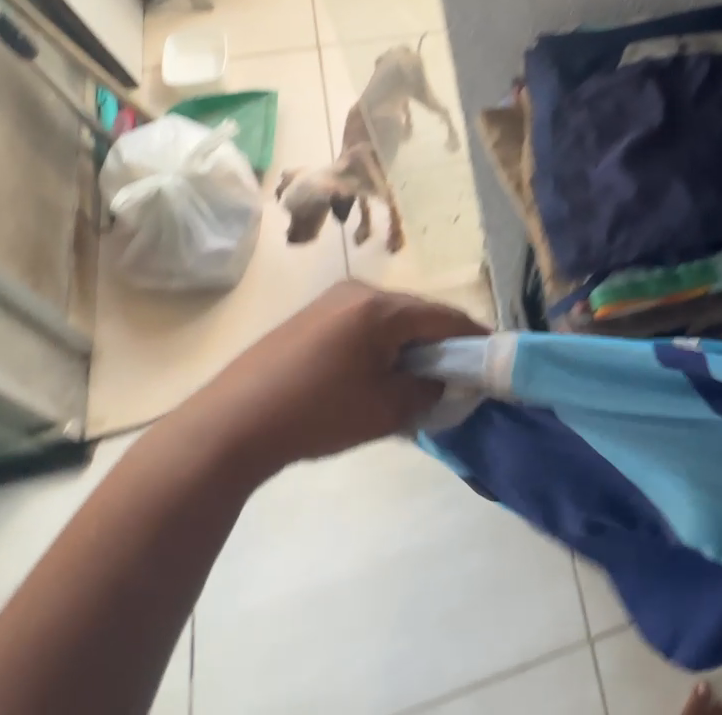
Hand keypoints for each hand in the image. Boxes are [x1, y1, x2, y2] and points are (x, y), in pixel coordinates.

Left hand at [171, 280, 487, 478]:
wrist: (228, 428)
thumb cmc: (316, 415)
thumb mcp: (387, 410)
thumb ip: (428, 389)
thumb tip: (441, 379)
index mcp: (381, 308)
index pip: (445, 317)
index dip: (474, 337)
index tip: (493, 358)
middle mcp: (358, 292)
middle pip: (417, 313)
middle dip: (441, 341)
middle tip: (457, 372)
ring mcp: (329, 302)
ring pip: (389, 319)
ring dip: (409, 343)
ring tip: (417, 376)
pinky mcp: (308, 318)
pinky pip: (362, 324)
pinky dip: (381, 344)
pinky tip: (377, 372)